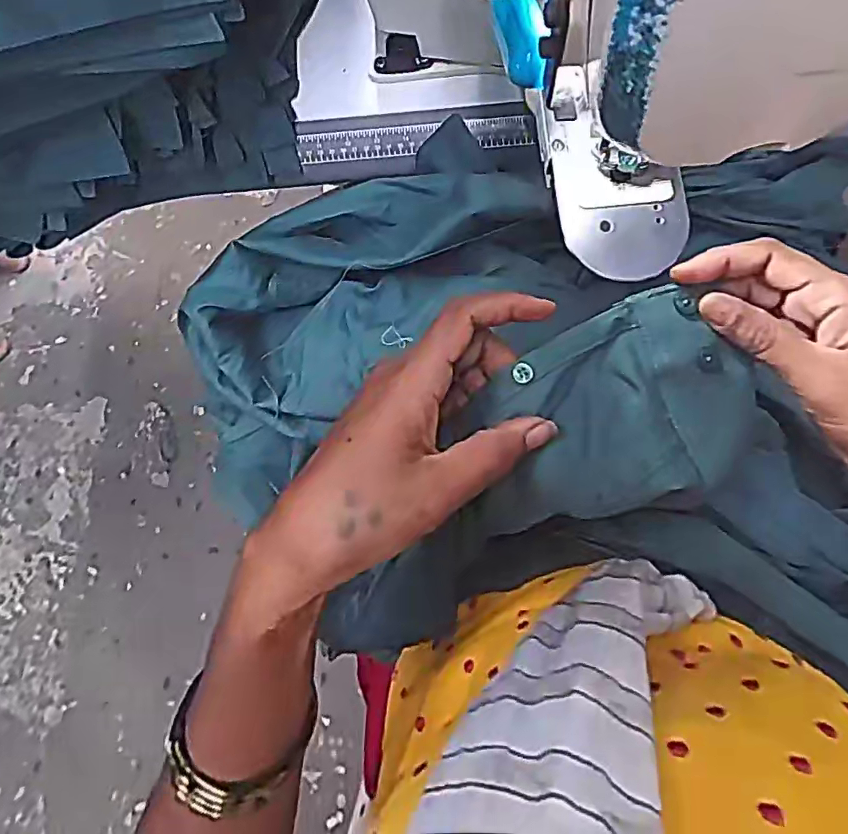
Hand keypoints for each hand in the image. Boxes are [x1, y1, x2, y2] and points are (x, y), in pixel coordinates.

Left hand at [234, 292, 560, 628]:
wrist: (302, 542)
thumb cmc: (366, 512)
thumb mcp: (440, 487)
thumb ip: (495, 451)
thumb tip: (542, 425)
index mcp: (410, 380)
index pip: (462, 317)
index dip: (507, 305)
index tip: (546, 313)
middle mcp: (398, 375)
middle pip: (461, 341)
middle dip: (501, 363)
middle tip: (522, 410)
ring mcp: (389, 394)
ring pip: (449, 366)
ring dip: (485, 385)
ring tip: (503, 429)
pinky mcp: (386, 414)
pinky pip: (434, 390)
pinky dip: (464, 402)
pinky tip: (474, 436)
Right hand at [672, 238, 847, 491]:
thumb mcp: (817, 374)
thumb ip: (759, 334)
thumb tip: (707, 302)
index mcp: (839, 295)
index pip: (771, 259)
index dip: (724, 260)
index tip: (683, 276)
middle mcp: (829, 305)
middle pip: (765, 277)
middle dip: (721, 280)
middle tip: (678, 296)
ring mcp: (822, 332)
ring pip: (765, 305)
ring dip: (729, 306)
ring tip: (689, 315)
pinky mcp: (814, 358)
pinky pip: (771, 333)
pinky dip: (743, 332)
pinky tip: (718, 337)